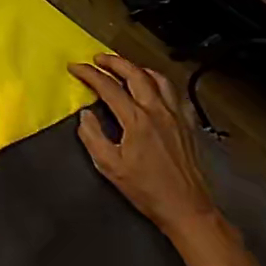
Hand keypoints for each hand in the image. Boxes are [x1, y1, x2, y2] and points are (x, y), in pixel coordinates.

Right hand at [71, 54, 218, 238]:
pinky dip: (161, 83)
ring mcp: (176, 114)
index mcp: (136, 119)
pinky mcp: (188, 122)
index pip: (109, 87)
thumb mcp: (110, 167)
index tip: (76, 67)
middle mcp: (157, 110)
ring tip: (126, 68)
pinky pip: (175, 93)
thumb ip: (93, 137)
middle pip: (135, 73)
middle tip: (99, 59)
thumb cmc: (147, 190)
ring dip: (138, 68)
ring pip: (158, 78)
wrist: (186, 207)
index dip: (90, 74)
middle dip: (114, 62)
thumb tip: (85, 115)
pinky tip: (156, 88)